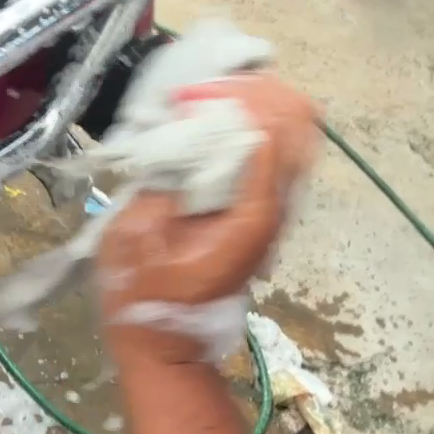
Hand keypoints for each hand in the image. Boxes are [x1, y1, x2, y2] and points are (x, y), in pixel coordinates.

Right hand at [97, 72, 316, 364]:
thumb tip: (179, 146)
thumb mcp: (134, 239)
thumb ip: (159, 186)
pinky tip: (220, 126)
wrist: (164, 344)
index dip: (235, 103)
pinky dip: (256, 131)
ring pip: (297, 139)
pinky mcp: (261, 219)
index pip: (269, 135)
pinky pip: (277, 160)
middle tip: (209, 90)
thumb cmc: (142, 297)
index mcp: (249, 217)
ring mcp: (273, 216)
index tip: (191, 97)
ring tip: (214, 99)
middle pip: (300, 128)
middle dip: (258, 96)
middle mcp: (274, 212)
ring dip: (260, 110)